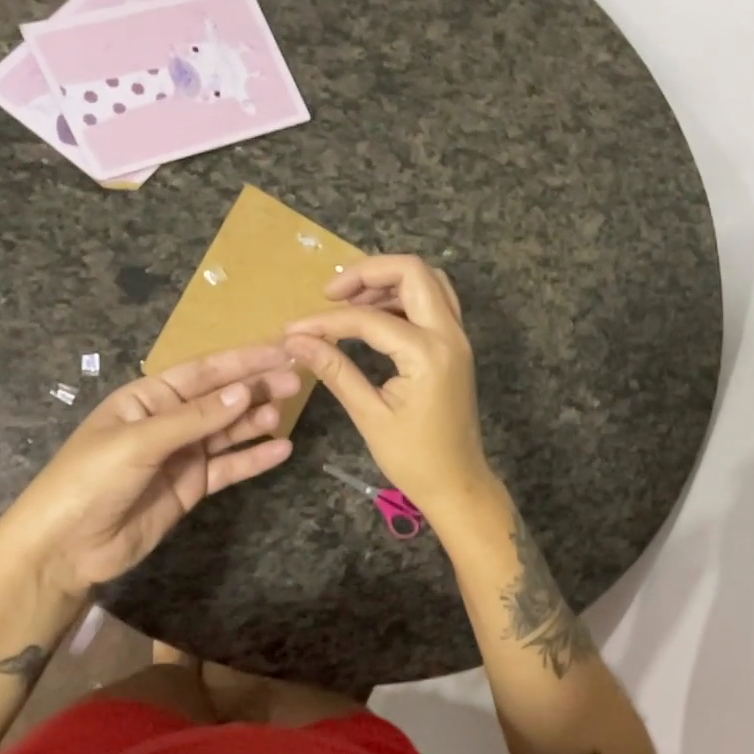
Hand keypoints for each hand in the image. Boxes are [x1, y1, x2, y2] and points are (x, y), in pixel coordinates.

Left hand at [0, 345, 299, 595]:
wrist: (67, 546)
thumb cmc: (90, 481)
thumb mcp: (139, 442)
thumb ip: (195, 419)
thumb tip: (245, 392)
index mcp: (148, 398)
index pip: (204, 372)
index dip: (243, 361)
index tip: (282, 352)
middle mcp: (169, 421)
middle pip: (221, 399)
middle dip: (256, 388)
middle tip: (296, 382)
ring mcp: (182, 455)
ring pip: (228, 432)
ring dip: (256, 421)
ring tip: (283, 414)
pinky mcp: (192, 486)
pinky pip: (230, 468)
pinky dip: (254, 459)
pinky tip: (281, 450)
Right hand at [284, 255, 498, 522]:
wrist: (458, 483)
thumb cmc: (414, 459)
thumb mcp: (369, 415)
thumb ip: (335, 371)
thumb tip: (296, 342)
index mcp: (428, 354)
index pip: (369, 318)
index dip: (326, 321)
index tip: (294, 330)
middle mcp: (450, 335)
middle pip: (413, 271)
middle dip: (367, 272)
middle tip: (331, 293)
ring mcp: (458, 339)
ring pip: (428, 282)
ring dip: (388, 281)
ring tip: (349, 301)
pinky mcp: (456, 347)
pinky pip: (435, 303)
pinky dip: (404, 298)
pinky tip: (374, 317)